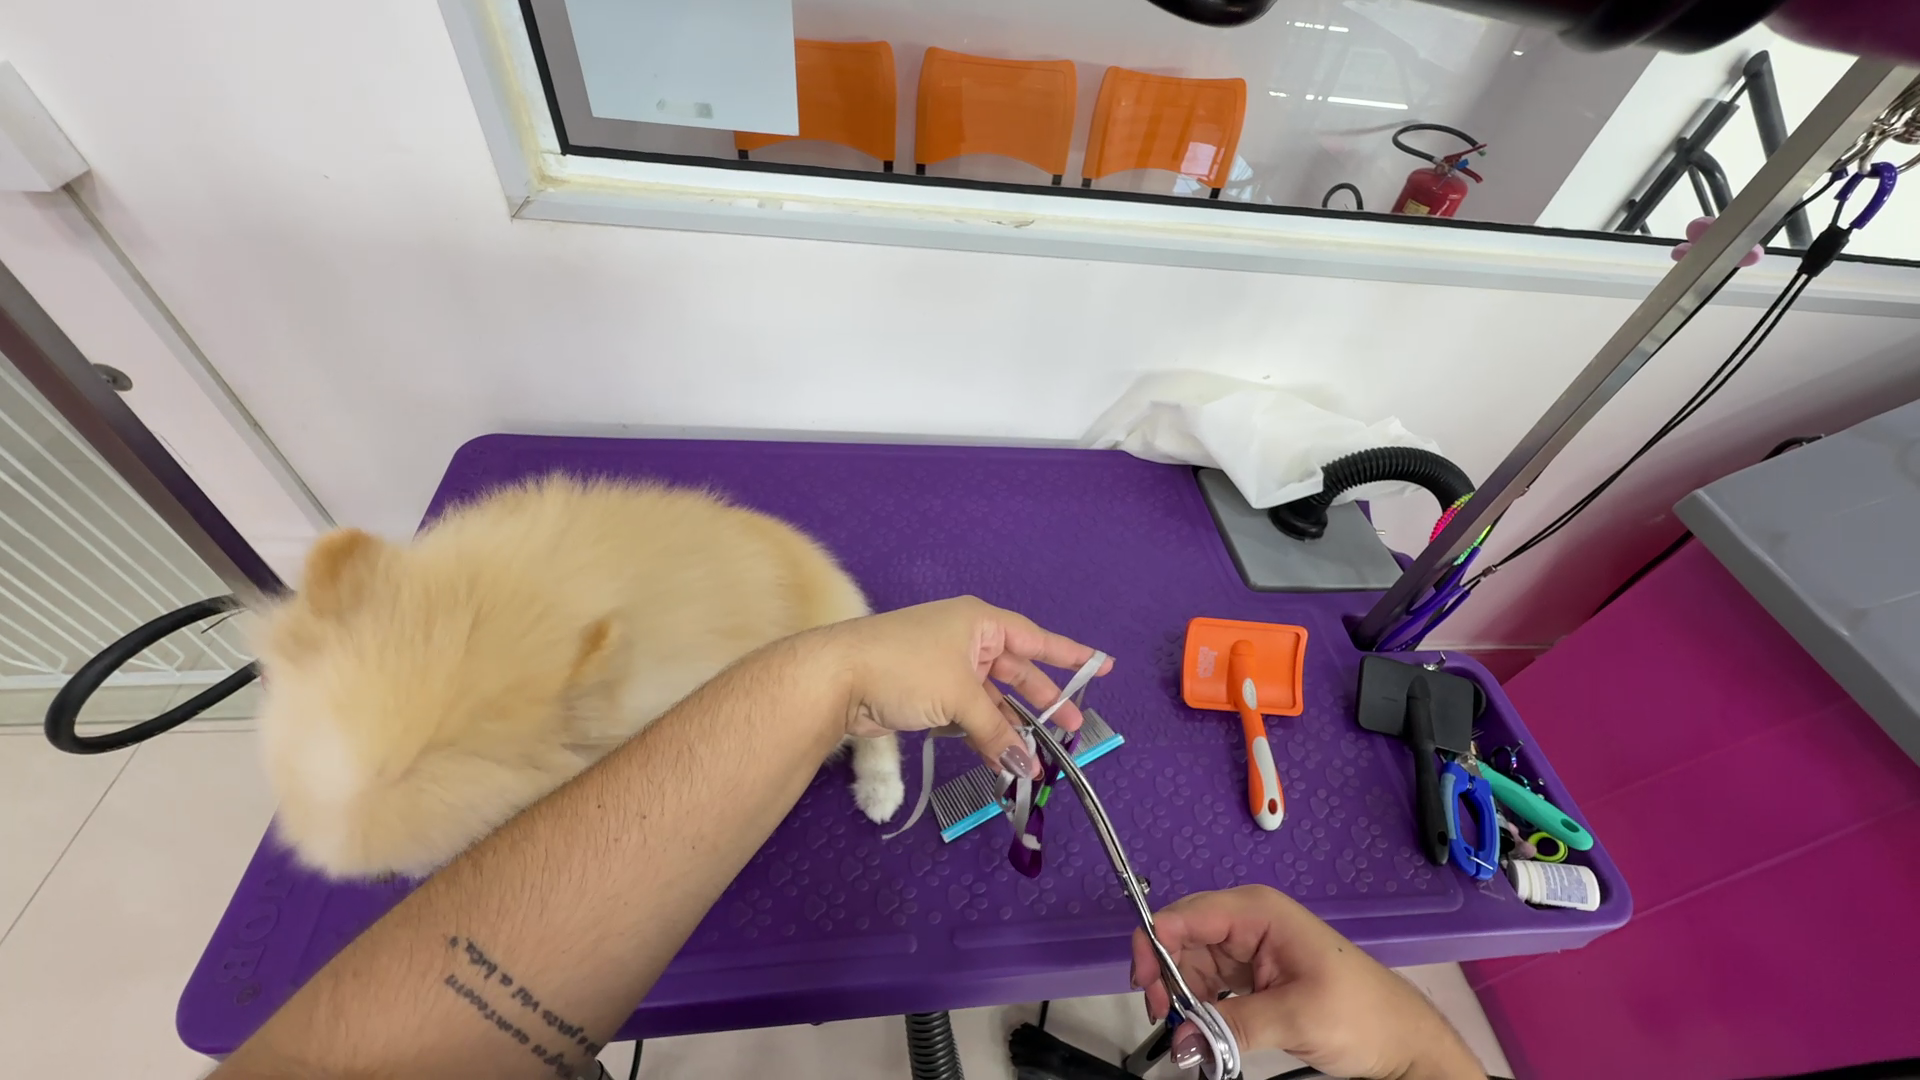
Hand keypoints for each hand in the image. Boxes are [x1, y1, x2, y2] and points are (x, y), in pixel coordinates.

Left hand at [820, 597, 1111, 778]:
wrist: (838, 678)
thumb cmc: (907, 668)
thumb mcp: (960, 695)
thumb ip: (996, 730)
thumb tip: (1025, 766)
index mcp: (979, 622)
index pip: (1034, 638)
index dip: (1070, 654)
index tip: (1103, 666)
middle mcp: (966, 640)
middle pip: (1014, 671)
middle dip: (1042, 701)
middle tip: (1073, 728)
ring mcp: (945, 667)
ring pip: (990, 698)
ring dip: (1009, 727)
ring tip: (1035, 759)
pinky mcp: (927, 693)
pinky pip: (967, 713)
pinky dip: (983, 734)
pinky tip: (998, 759)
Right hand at [1132, 886, 1483, 1079]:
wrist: (1406, 1045)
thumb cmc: (1360, 1014)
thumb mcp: (1297, 1018)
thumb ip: (1232, 1025)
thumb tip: (1181, 1041)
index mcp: (1256, 912)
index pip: (1189, 915)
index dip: (1157, 941)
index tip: (1142, 982)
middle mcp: (1246, 922)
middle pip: (1185, 937)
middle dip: (1166, 973)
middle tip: (1159, 1016)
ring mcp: (1249, 948)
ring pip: (1193, 962)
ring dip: (1181, 994)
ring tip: (1179, 1031)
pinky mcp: (1254, 975)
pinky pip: (1212, 983)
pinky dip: (1200, 1005)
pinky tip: (1198, 1029)